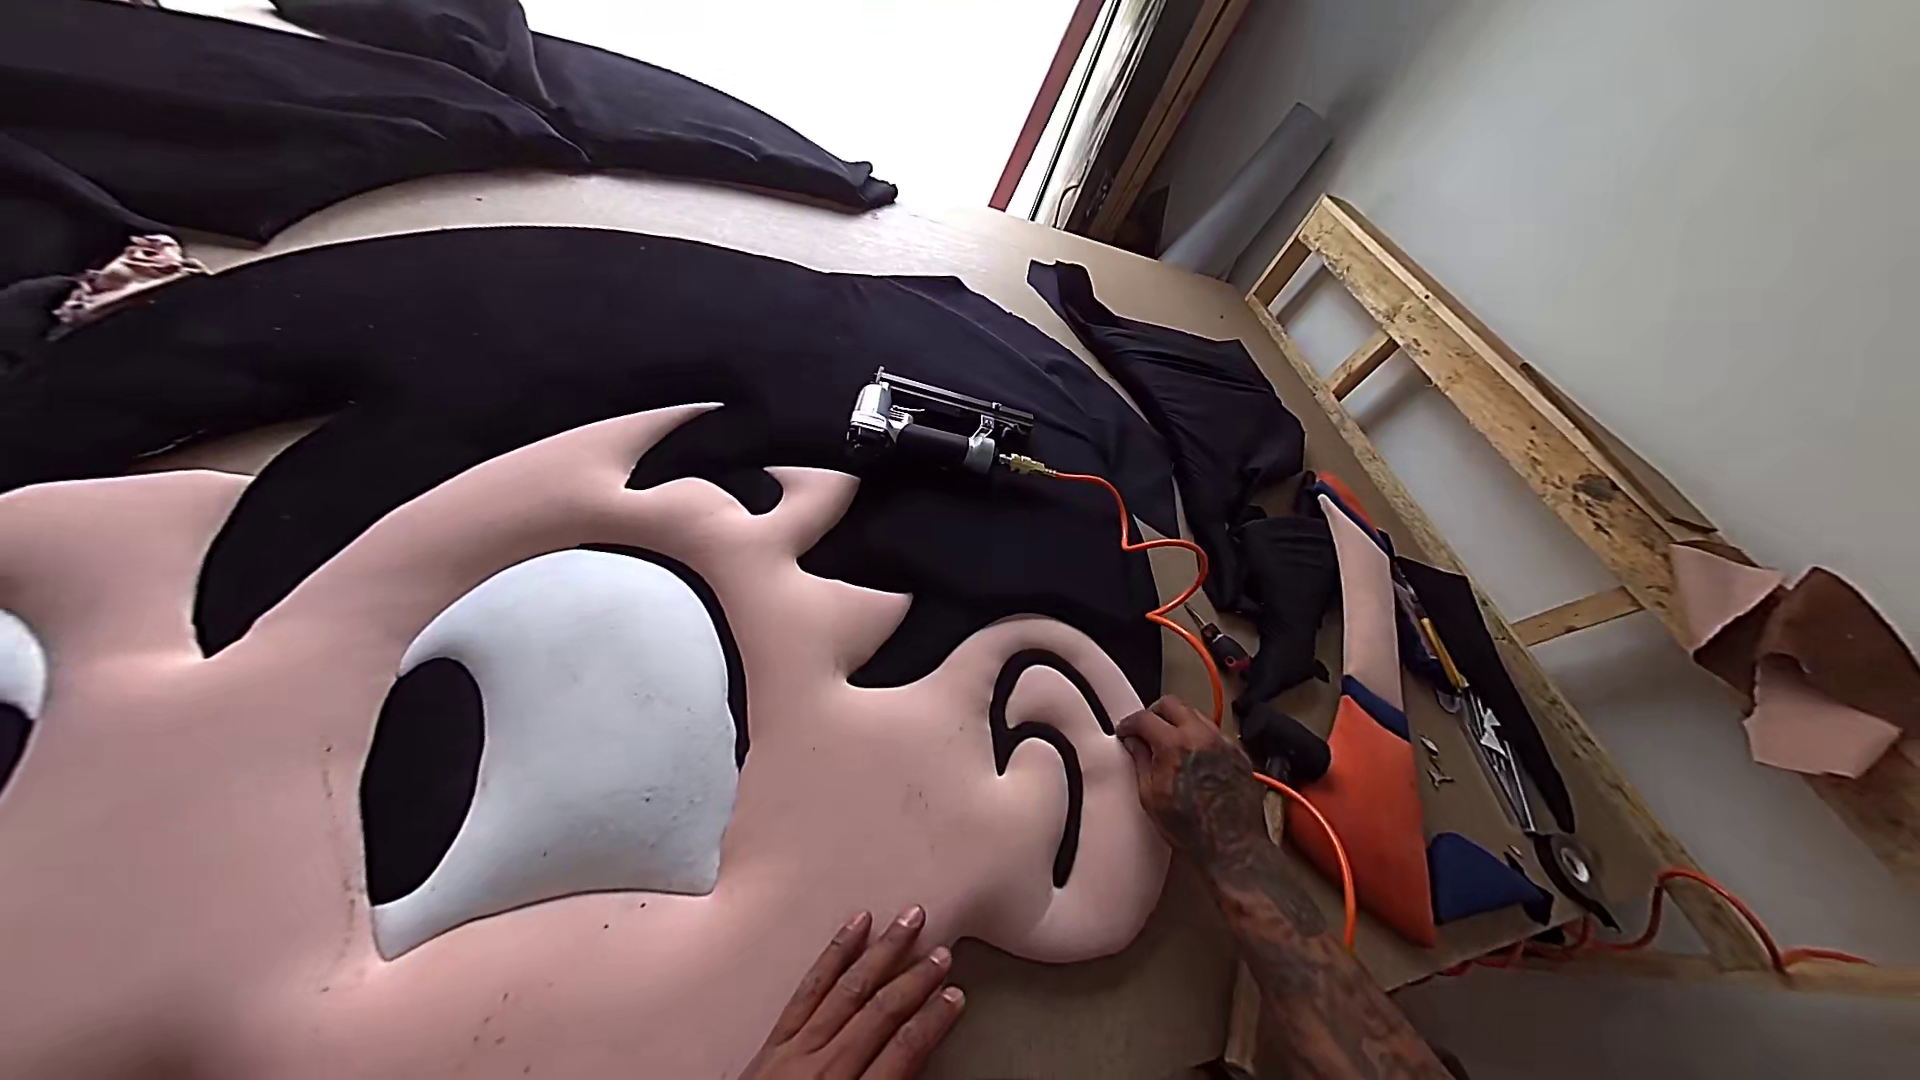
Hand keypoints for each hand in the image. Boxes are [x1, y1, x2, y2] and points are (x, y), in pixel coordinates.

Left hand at [738, 906, 964, 1079]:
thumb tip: (918, 1066)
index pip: (902, 1052)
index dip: (933, 1020)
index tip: (955, 995)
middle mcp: (822, 1070)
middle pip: (880, 1011)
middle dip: (916, 978)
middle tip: (943, 952)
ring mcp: (794, 1050)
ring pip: (849, 985)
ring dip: (884, 949)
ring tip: (908, 919)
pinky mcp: (774, 1039)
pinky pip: (809, 986)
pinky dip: (836, 951)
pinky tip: (856, 925)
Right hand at [1116, 696, 1266, 862]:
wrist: (1232, 849)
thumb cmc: (1193, 830)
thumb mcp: (1150, 796)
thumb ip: (1140, 761)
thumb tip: (1135, 744)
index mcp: (1175, 745)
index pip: (1144, 718)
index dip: (1129, 723)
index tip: (1126, 731)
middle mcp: (1202, 737)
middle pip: (1172, 703)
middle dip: (1154, 713)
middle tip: (1146, 728)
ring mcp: (1223, 743)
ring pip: (1196, 714)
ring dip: (1178, 721)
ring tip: (1169, 741)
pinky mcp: (1239, 754)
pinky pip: (1214, 732)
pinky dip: (1199, 736)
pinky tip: (1193, 754)